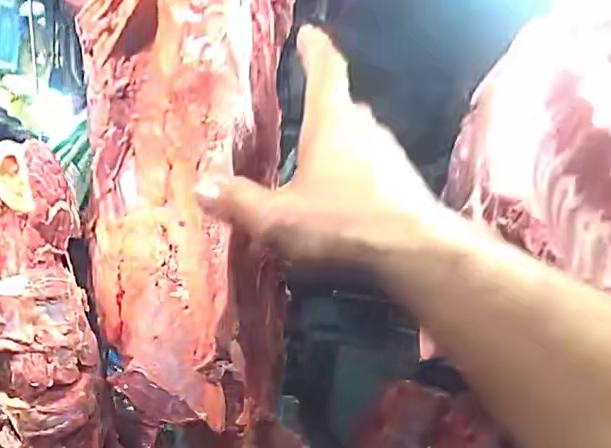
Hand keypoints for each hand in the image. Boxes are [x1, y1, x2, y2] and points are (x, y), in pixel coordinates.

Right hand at [197, 26, 450, 270]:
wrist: (407, 248)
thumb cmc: (338, 222)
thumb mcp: (276, 218)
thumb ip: (240, 202)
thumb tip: (202, 186)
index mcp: (331, 122)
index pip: (325, 69)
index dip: (313, 51)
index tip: (306, 36)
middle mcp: (363, 126)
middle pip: (339, 108)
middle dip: (318, 112)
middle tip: (296, 121)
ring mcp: (385, 153)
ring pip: (353, 141)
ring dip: (332, 151)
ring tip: (308, 172)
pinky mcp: (398, 182)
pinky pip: (365, 169)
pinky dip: (346, 178)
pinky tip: (333, 205)